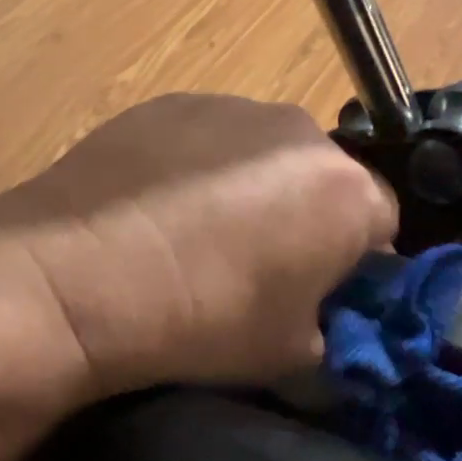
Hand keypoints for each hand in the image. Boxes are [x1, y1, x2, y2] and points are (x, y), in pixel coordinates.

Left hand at [0, 94, 396, 408]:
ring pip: (267, 155)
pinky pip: (210, 139)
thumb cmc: (202, 320)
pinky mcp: (172, 103)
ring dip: (253, 189)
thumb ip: (329, 340)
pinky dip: (198, 168)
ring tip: (198, 239)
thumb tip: (324, 332)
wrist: (77, 276)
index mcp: (349, 193)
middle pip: (325, 181)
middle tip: (261, 270)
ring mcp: (233, 107)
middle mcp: (302, 132)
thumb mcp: (287, 358)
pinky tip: (156, 210)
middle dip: (306, 220)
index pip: (384, 227)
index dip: (358, 266)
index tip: (322, 298)